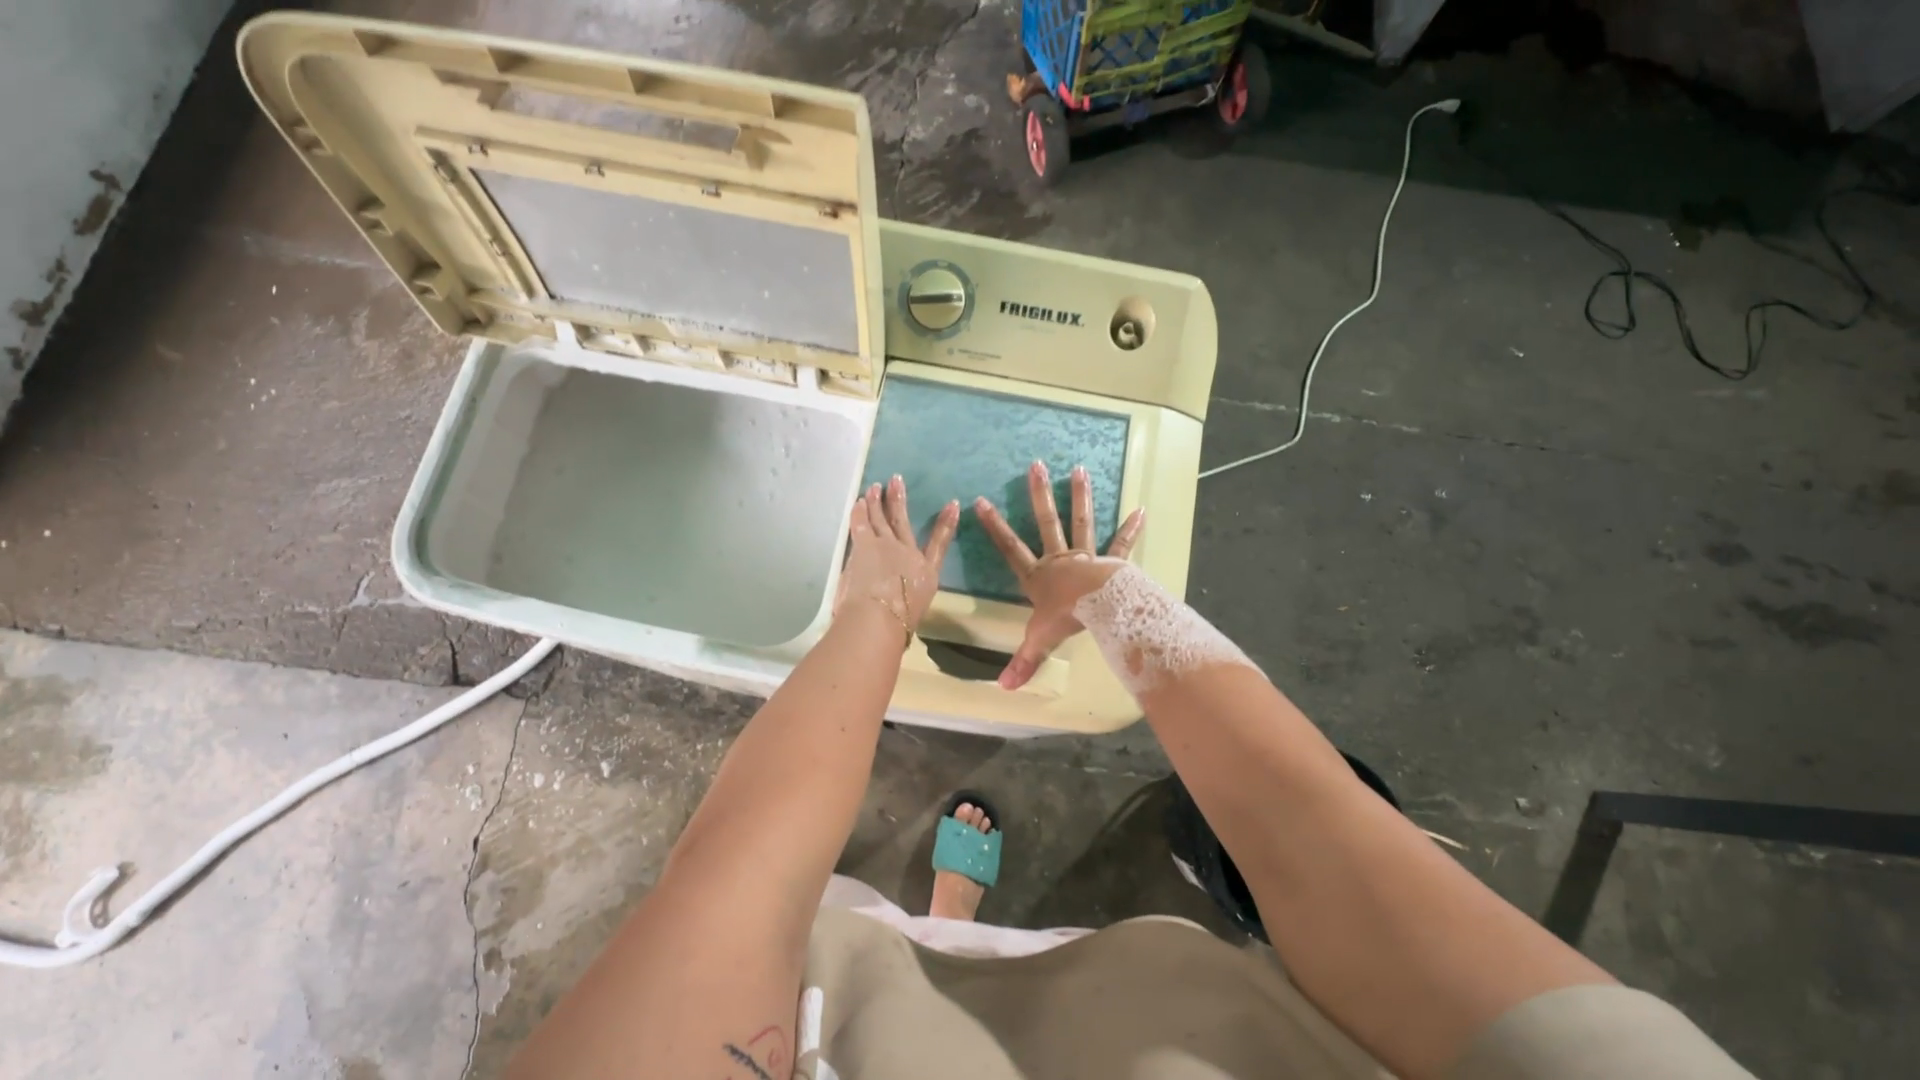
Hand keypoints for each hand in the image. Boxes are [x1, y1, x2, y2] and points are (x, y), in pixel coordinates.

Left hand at [837, 475, 958, 640]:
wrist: (878, 617)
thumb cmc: (899, 621)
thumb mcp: (914, 610)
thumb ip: (910, 599)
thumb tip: (904, 601)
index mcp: (924, 570)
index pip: (939, 543)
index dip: (946, 524)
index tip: (952, 505)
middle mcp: (906, 552)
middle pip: (902, 521)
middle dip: (899, 499)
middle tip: (896, 480)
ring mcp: (884, 546)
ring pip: (879, 518)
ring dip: (876, 501)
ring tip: (874, 487)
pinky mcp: (863, 546)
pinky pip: (861, 523)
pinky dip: (860, 511)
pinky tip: (859, 502)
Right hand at [973, 461, 1144, 688]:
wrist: (1100, 608)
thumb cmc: (1066, 620)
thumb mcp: (1039, 640)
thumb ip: (1023, 662)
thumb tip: (1004, 688)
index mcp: (1038, 577)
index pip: (1010, 549)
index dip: (995, 527)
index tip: (981, 501)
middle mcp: (1060, 560)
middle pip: (1046, 523)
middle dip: (1039, 495)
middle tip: (1036, 466)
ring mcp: (1087, 557)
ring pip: (1082, 522)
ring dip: (1081, 496)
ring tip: (1081, 469)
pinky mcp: (1112, 563)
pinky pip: (1121, 545)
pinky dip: (1131, 529)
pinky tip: (1141, 510)